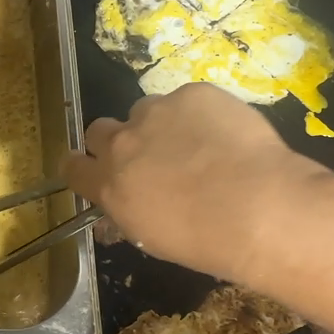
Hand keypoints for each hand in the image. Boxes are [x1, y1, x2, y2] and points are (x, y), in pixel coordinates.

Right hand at [64, 83, 327, 280]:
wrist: (261, 209)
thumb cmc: (206, 240)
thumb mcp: (152, 239)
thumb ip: (127, 215)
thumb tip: (117, 214)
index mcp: (108, 185)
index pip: (72, 166)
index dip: (84, 166)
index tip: (98, 170)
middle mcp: (123, 143)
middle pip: (100, 130)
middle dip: (117, 141)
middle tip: (148, 156)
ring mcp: (157, 113)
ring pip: (146, 110)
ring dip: (161, 125)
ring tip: (197, 144)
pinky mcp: (194, 94)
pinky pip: (188, 100)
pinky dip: (202, 114)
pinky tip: (226, 135)